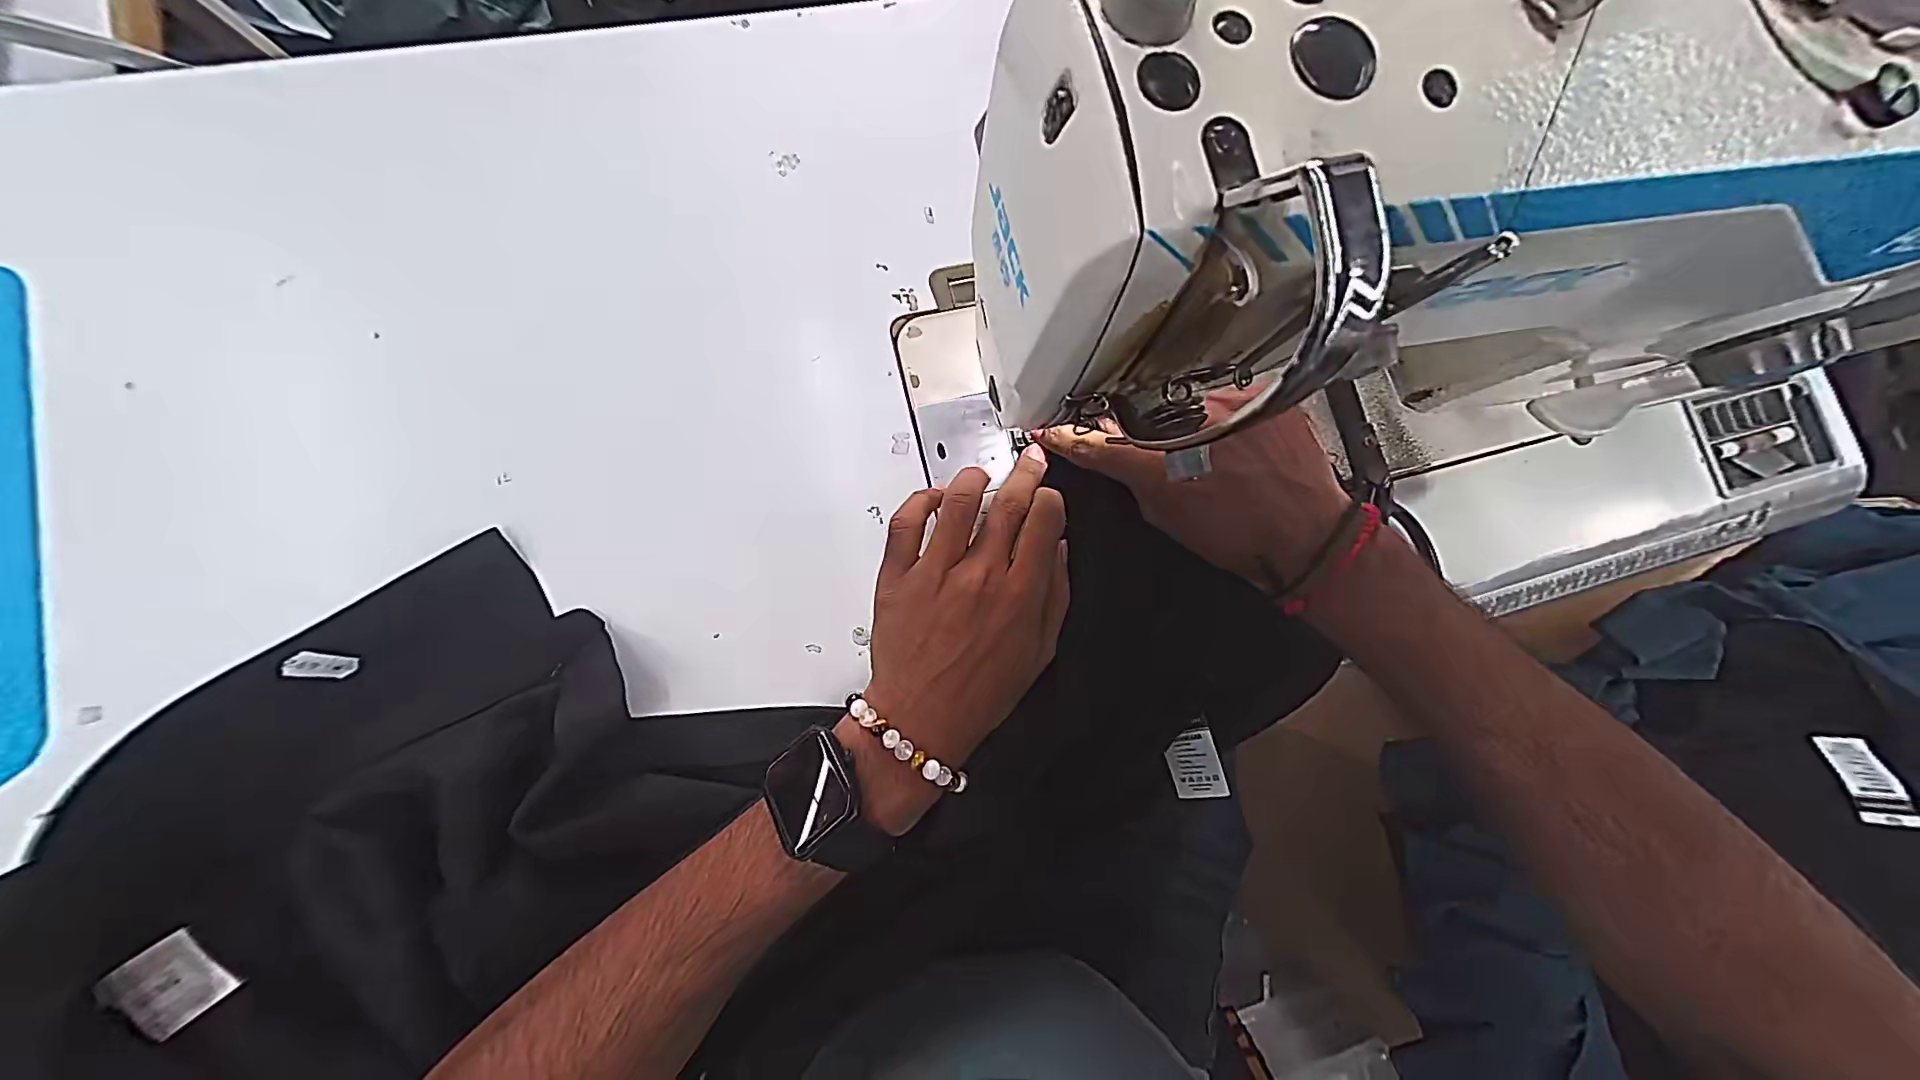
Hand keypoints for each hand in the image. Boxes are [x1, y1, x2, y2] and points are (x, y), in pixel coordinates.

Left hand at [845, 445, 1070, 833]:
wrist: (922, 719)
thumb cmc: (979, 692)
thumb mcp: (1039, 652)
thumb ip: (1055, 596)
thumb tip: (1058, 550)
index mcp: (1019, 595)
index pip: (1043, 521)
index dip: (1050, 499)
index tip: (1049, 497)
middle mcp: (980, 577)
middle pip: (1008, 503)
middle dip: (1025, 474)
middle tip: (1028, 464)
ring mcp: (935, 574)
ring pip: (959, 502)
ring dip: (975, 479)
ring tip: (982, 477)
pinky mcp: (898, 577)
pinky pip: (906, 523)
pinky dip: (922, 500)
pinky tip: (935, 498)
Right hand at [1039, 387, 1348, 594]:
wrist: (1308, 536)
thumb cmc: (1245, 538)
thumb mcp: (1168, 519)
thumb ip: (1134, 482)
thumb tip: (1116, 462)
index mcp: (1159, 464)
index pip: (1098, 441)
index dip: (1071, 437)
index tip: (1054, 432)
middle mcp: (1191, 427)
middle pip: (1146, 416)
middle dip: (1149, 436)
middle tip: (1175, 464)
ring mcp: (1230, 407)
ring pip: (1190, 407)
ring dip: (1194, 429)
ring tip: (1222, 463)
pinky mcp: (1261, 398)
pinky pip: (1228, 402)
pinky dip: (1228, 422)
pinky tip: (1243, 451)